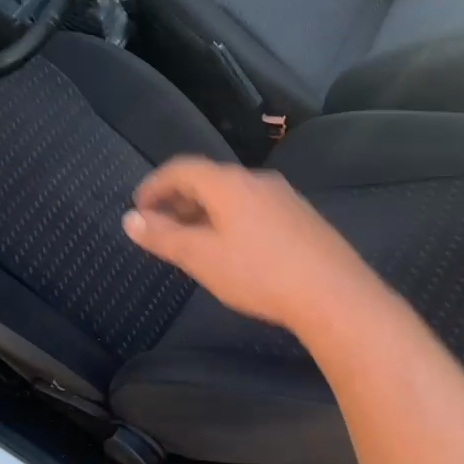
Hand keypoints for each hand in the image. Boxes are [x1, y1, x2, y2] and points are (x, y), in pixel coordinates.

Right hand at [123, 157, 380, 333]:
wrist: (333, 294)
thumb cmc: (257, 273)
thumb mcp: (200, 257)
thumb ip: (162, 237)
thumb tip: (130, 219)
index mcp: (228, 183)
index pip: (181, 169)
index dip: (154, 185)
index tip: (137, 210)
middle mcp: (256, 180)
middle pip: (207, 180)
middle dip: (177, 201)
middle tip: (159, 229)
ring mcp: (283, 197)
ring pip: (230, 196)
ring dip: (202, 213)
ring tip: (190, 242)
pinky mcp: (299, 217)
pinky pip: (251, 208)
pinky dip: (227, 220)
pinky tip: (228, 250)